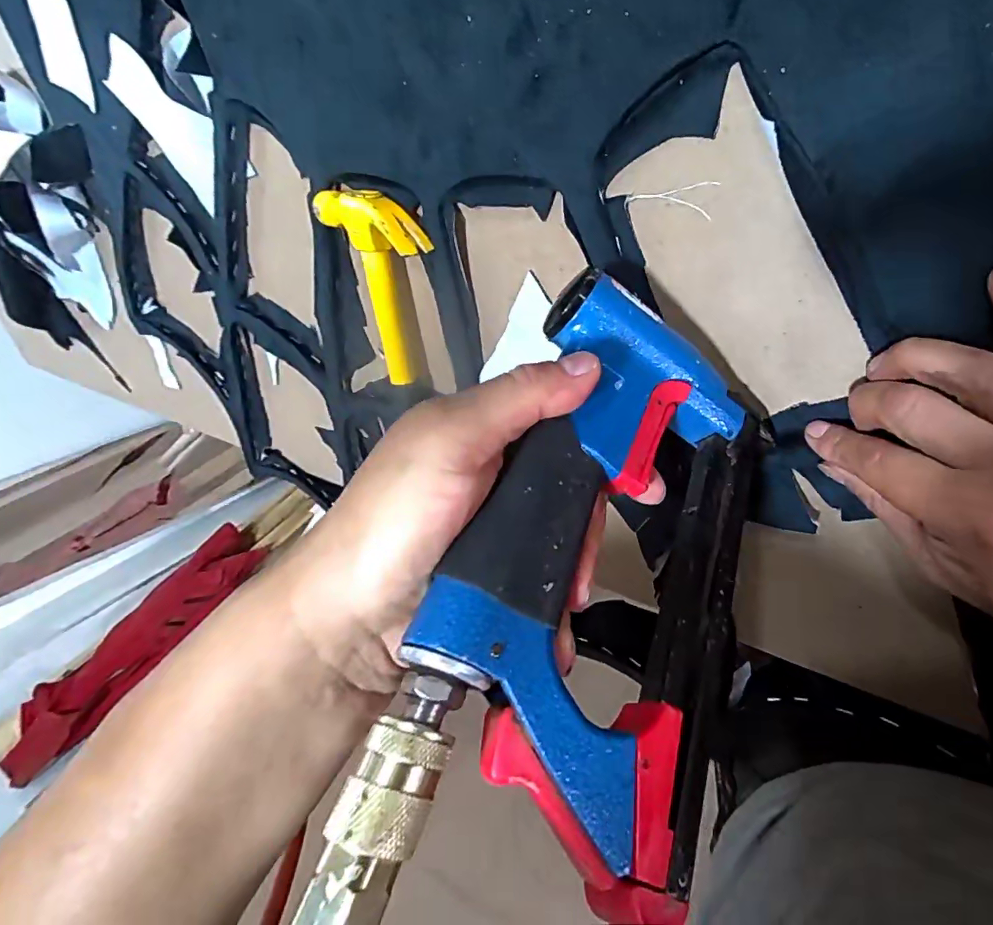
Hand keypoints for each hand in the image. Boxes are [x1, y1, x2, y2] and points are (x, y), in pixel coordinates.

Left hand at [277, 353, 663, 694]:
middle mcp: (497, 473)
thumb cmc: (392, 519)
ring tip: (571, 595)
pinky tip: (560, 624)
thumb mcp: (450, 442)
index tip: (645, 446)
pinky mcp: (502, 579)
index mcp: (484, 429)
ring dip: (580, 561)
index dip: (605, 420)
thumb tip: (590, 365)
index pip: (559, 409)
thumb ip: (518, 399)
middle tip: (618, 527)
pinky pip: (549, 579)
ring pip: (567, 532)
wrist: (347, 628)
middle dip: (598, 506)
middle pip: (574, 477)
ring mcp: (500, 529)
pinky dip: (561, 601)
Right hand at [804, 265, 992, 675]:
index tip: (817, 433)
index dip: (840, 444)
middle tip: (856, 406)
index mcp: (971, 514)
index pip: (882, 462)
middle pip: (916, 409)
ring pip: (973, 371)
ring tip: (886, 361)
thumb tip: (837, 463)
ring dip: (916, 356)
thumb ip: (891, 513)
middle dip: (869, 402)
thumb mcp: (948, 571)